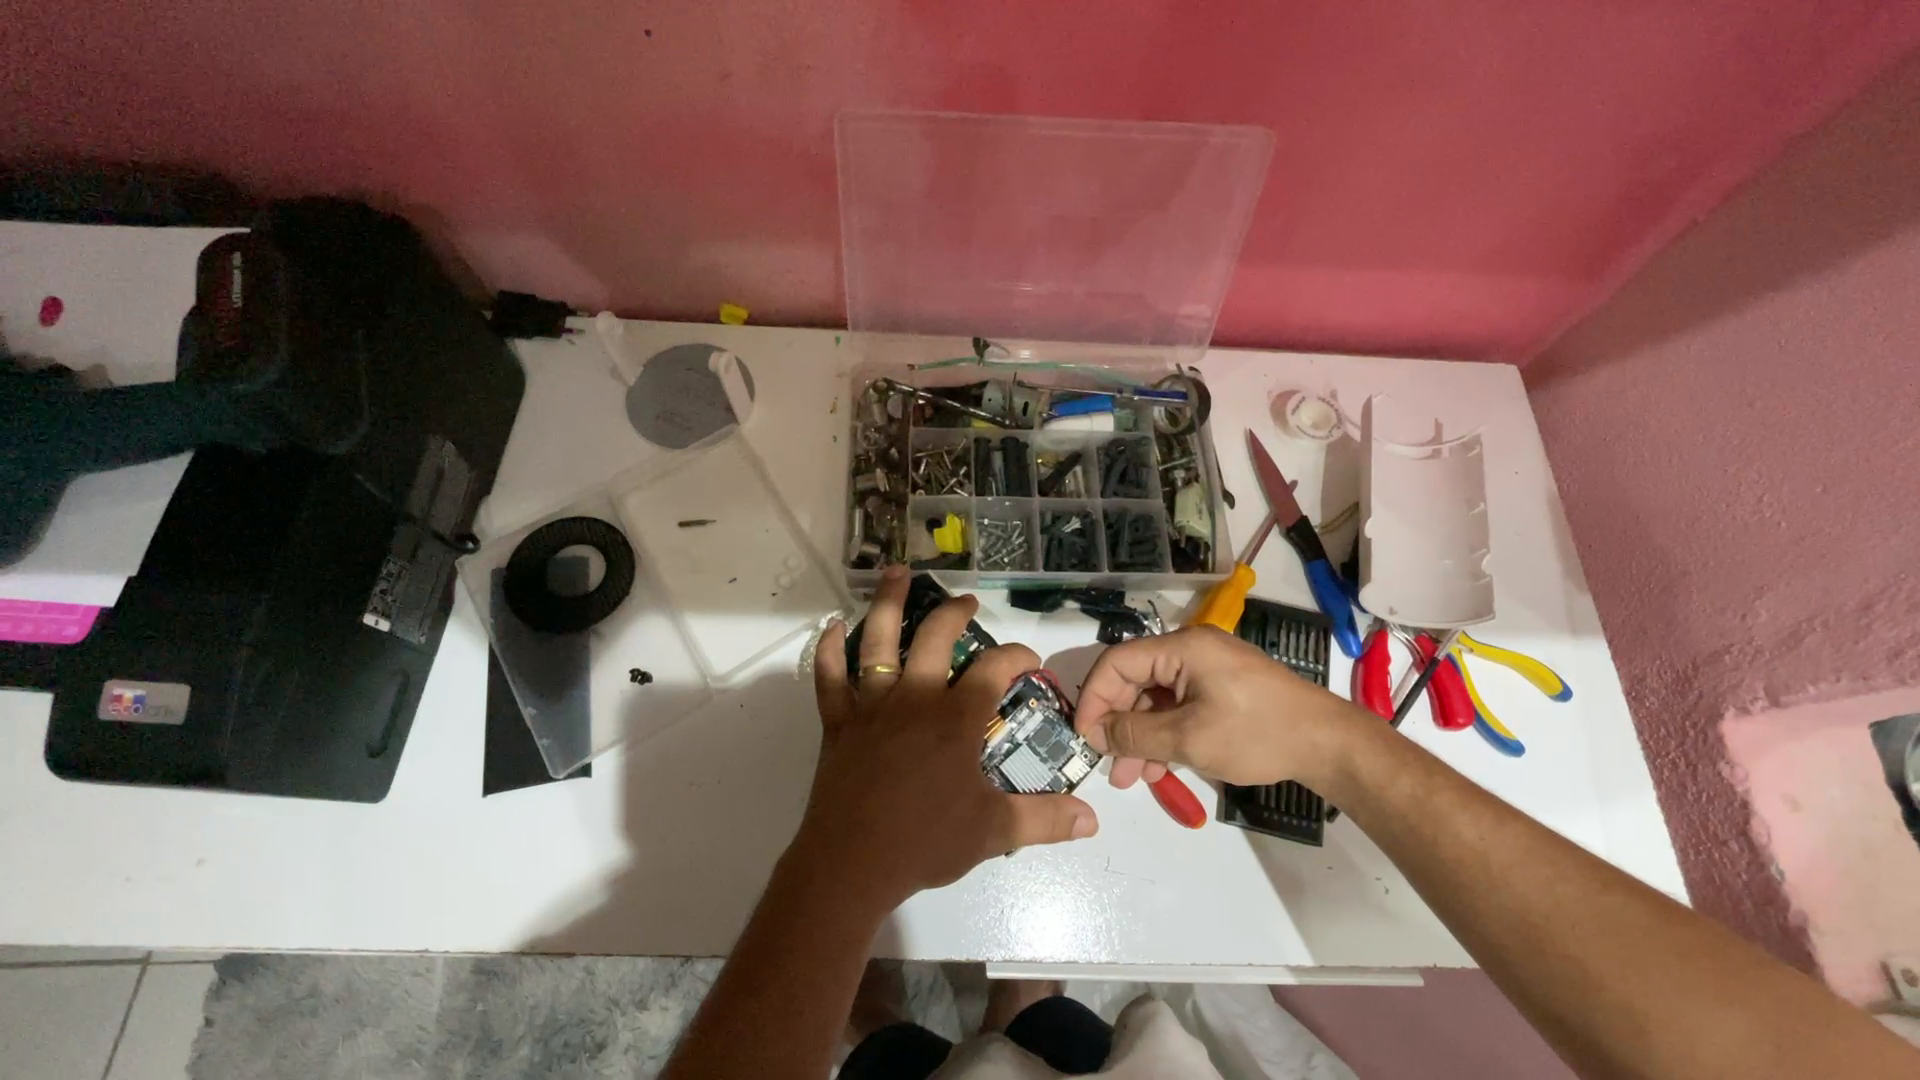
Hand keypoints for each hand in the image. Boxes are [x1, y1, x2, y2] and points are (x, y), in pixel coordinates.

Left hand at [796, 567, 1097, 910]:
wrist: (852, 862)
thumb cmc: (926, 842)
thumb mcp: (993, 832)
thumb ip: (1044, 819)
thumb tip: (1092, 820)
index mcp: (956, 718)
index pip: (996, 668)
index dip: (1018, 655)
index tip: (1030, 659)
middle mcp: (915, 697)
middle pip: (937, 636)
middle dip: (956, 612)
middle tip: (967, 601)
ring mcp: (872, 705)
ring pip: (878, 640)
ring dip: (887, 603)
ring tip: (896, 574)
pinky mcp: (838, 721)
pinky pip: (829, 677)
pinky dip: (828, 651)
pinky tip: (831, 629)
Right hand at [1074, 625, 1365, 788]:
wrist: (1328, 745)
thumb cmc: (1257, 734)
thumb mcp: (1188, 739)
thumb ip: (1135, 735)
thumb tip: (1094, 734)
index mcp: (1182, 648)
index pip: (1117, 662)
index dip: (1094, 698)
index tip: (1084, 736)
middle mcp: (1190, 651)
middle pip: (1134, 681)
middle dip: (1118, 724)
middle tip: (1108, 764)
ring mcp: (1207, 670)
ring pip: (1155, 699)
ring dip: (1140, 736)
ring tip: (1131, 778)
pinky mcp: (1220, 689)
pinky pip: (1177, 706)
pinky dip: (1164, 734)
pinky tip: (1160, 767)